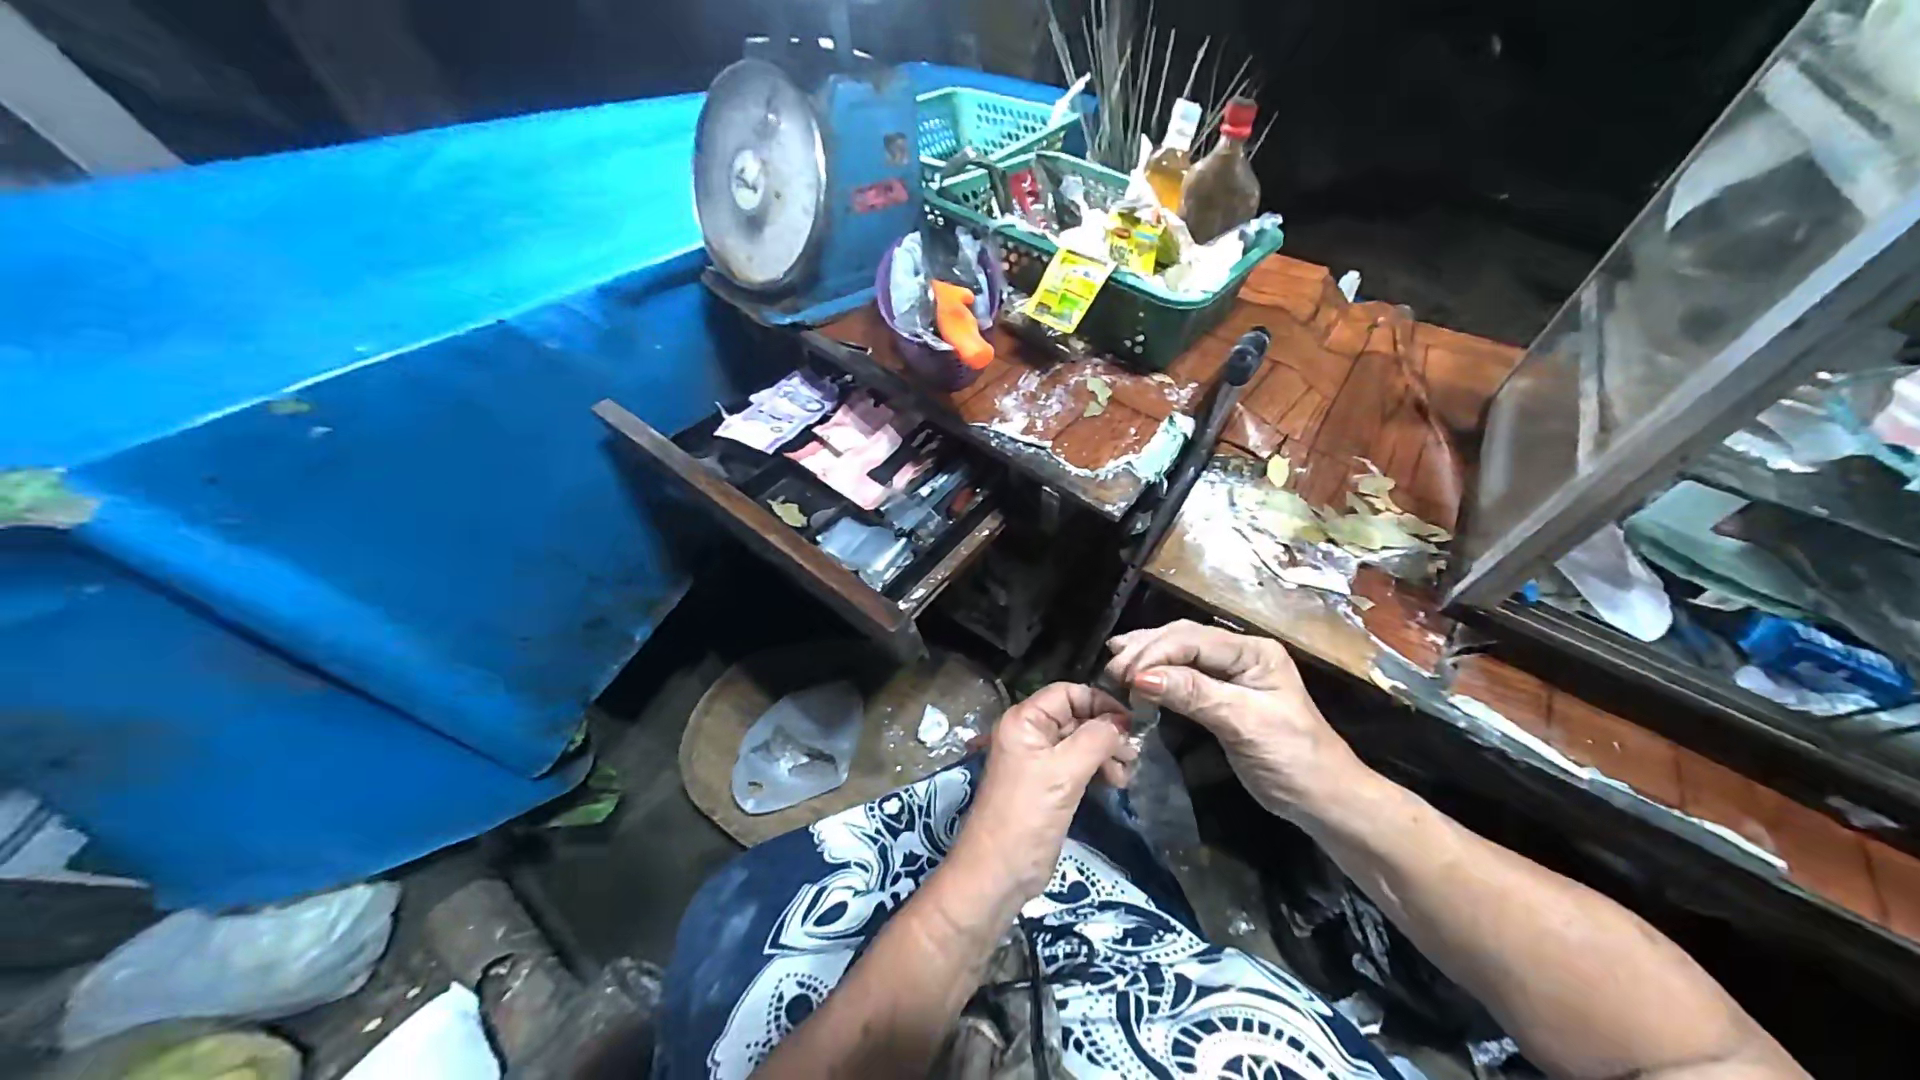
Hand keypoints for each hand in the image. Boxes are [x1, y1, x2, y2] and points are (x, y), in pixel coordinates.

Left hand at [949, 682, 1135, 901]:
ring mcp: (1036, 759)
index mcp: (1024, 720)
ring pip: (1079, 741)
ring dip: (1105, 753)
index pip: (1067, 693)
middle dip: (1106, 732)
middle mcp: (1028, 733)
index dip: (1100, 703)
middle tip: (1132, 757)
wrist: (999, 872)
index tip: (1130, 724)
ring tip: (1124, 776)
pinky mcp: (1046, 784)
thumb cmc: (1028, 815)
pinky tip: (1114, 783)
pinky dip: (1097, 769)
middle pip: (1075, 716)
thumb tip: (1121, 722)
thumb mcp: (1065, 772)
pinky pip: (1076, 764)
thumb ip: (1095, 739)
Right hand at [1104, 620, 1366, 818]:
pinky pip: (1181, 670)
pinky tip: (1135, 672)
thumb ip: (1194, 694)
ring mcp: (1231, 669)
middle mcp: (1240, 651)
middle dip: (1144, 650)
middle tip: (1111, 670)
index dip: (1155, 654)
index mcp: (1254, 651)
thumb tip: (1141, 677)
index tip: (1123, 677)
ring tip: (1113, 661)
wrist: (1324, 799)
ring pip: (1178, 650)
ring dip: (1145, 655)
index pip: (1193, 640)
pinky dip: (1156, 670)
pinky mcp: (1220, 690)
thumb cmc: (1292, 759)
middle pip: (1182, 638)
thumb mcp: (1244, 724)